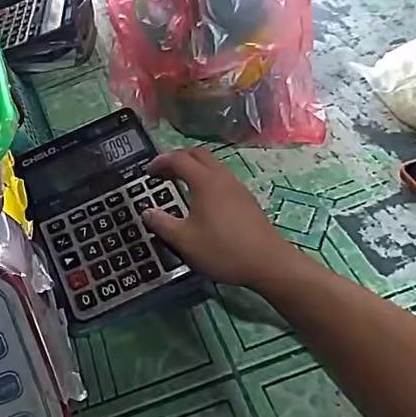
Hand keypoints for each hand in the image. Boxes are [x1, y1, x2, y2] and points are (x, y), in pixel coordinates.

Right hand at [140, 147, 301, 290]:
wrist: (268, 263)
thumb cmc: (223, 250)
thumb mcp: (184, 240)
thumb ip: (162, 224)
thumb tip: (147, 212)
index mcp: (205, 182)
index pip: (179, 159)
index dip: (160, 161)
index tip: (148, 172)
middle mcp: (222, 178)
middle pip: (198, 154)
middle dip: (178, 157)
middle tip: (163, 171)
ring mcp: (238, 188)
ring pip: (213, 165)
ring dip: (194, 167)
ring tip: (180, 183)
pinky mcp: (247, 200)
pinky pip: (222, 178)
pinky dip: (206, 178)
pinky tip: (203, 200)